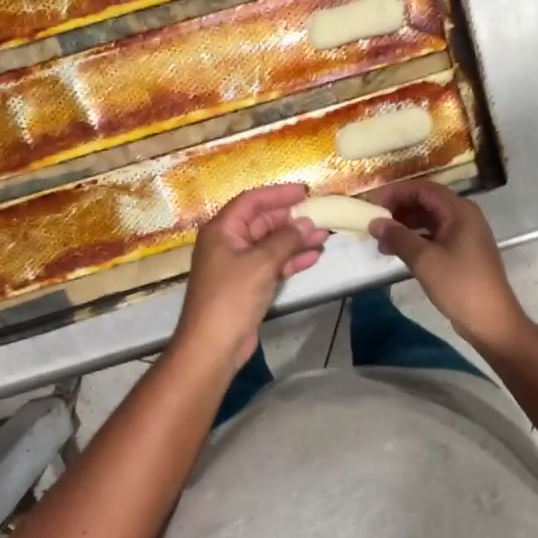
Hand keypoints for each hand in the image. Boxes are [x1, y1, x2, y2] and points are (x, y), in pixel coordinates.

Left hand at [175, 184, 329, 374]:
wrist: (213, 345)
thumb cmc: (231, 298)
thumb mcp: (260, 263)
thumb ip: (285, 240)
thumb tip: (306, 223)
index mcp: (221, 230)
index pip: (251, 201)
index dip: (277, 194)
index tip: (304, 192)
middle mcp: (227, 243)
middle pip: (261, 222)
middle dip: (291, 219)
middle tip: (320, 215)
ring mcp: (237, 265)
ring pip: (269, 244)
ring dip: (295, 240)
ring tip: (323, 235)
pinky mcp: (247, 285)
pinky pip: (271, 264)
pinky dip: (290, 260)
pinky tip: (313, 257)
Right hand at [365, 180, 526, 347]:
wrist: (490, 320)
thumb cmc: (459, 285)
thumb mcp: (424, 260)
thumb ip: (398, 237)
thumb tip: (374, 222)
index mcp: (459, 211)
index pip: (423, 189)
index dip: (396, 193)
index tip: (371, 204)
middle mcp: (464, 217)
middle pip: (426, 203)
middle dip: (399, 210)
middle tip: (373, 223)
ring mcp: (464, 236)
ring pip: (429, 221)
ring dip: (405, 228)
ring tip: (381, 242)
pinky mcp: (462, 253)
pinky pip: (434, 238)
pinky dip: (415, 241)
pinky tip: (397, 252)